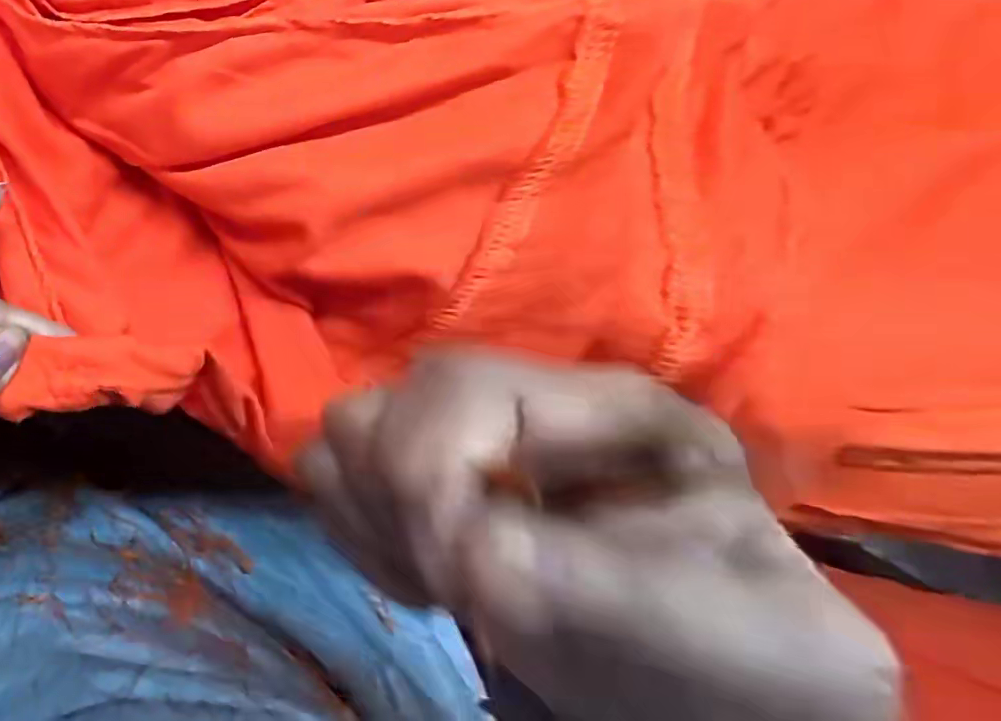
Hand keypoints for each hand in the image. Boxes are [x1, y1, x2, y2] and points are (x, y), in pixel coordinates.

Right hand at [298, 348, 898, 720]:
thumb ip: (620, 590)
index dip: (431, 471)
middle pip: (377, 406)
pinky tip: (422, 574)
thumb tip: (475, 559)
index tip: (458, 580)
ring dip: (374, 520)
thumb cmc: (746, 657)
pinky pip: (325, 475)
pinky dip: (357, 530)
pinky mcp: (403, 466)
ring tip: (443, 582)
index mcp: (600, 401)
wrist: (708, 686)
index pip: (455, 384)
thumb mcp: (744, 636)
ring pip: (339, 434)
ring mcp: (444, 424)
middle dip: (400, 507)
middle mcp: (505, 394)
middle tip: (456, 590)